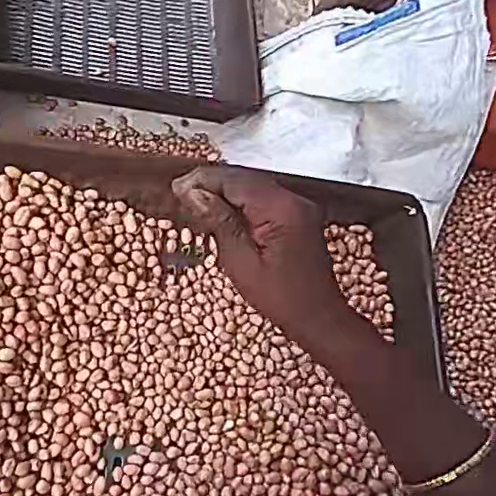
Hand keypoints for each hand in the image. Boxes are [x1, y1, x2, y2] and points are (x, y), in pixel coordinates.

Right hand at [172, 166, 364, 349]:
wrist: (318, 317)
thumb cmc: (281, 298)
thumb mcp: (241, 262)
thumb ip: (220, 222)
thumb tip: (195, 195)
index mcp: (281, 209)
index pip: (236, 181)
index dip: (204, 181)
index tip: (177, 187)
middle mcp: (294, 200)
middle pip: (246, 178)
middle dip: (212, 182)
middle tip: (180, 191)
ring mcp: (299, 207)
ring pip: (254, 187)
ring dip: (225, 190)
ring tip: (194, 198)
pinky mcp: (299, 217)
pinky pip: (265, 199)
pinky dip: (241, 201)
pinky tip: (221, 209)